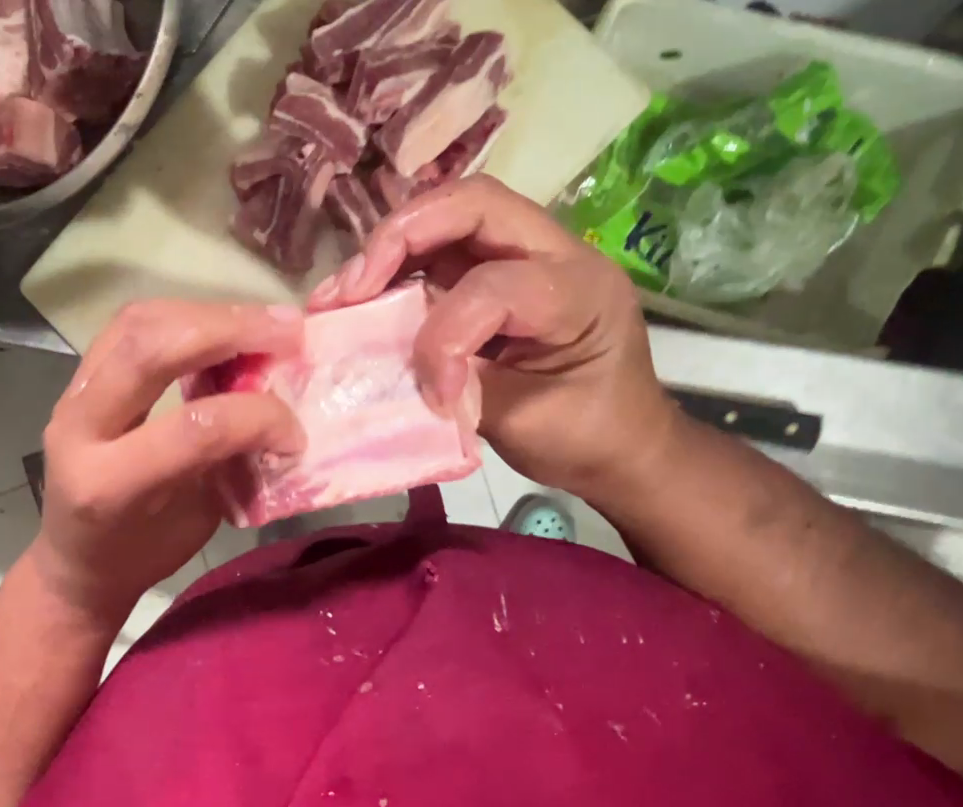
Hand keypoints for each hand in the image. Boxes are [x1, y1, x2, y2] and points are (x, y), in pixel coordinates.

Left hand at [28, 300, 305, 621]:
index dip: (256, 417)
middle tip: (287, 330)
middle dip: (228, 330)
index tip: (295, 430)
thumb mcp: (195, 521)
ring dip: (205, 314)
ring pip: (135, 324)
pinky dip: (180, 318)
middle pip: (149, 350)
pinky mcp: (79, 379)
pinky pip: (127, 328)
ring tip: (258, 323)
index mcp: (110, 484)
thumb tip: (279, 412)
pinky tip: (218, 327)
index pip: (193, 428)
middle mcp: (80, 430)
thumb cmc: (140, 554)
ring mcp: (71, 397)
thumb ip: (229, 463)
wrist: (76, 561)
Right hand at [308, 175, 677, 497]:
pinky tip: (360, 300)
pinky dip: (395, 271)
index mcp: (580, 292)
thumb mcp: (525, 423)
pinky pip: (440, 254)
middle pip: (472, 205)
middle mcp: (555, 255)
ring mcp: (524, 258)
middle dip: (400, 238)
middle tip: (349, 291)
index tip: (431, 394)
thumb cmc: (586, 437)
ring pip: (449, 218)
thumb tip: (401, 370)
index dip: (445, 338)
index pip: (495, 286)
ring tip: (340, 297)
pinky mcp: (495, 275)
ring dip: (388, 250)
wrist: (623, 445)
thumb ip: (464, 386)